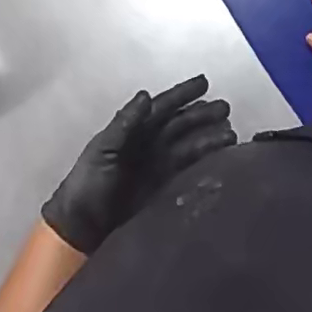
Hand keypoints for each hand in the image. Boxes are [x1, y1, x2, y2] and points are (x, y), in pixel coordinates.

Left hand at [40, 75, 235, 253]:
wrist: (80, 229)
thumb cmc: (88, 184)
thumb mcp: (102, 150)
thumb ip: (124, 124)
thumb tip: (146, 95)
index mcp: (134, 131)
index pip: (163, 107)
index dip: (183, 94)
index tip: (205, 82)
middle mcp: (151, 144)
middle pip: (182, 124)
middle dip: (204, 114)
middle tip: (226, 108)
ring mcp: (160, 167)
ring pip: (191, 145)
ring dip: (211, 138)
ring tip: (231, 135)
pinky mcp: (167, 189)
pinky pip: (191, 170)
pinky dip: (207, 162)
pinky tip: (223, 158)